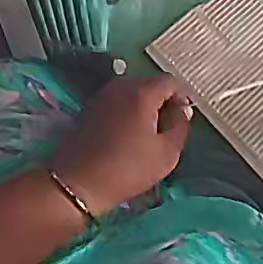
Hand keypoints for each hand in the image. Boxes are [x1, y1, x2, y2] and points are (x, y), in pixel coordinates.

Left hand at [52, 74, 193, 211]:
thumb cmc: (127, 169)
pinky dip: (128, 113)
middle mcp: (120, 86)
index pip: (170, 81)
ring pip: (133, 94)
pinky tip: (128, 136)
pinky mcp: (90, 108)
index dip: (182, 96)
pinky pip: (118, 103)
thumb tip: (181, 110)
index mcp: (141, 93)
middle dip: (163, 102)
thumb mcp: (166, 153)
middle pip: (150, 85)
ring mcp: (102, 96)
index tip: (184, 117)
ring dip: (145, 108)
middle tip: (168, 129)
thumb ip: (180, 125)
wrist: (78, 182)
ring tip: (148, 136)